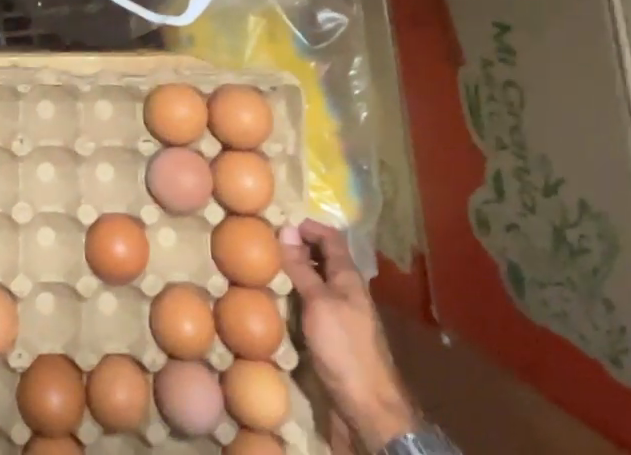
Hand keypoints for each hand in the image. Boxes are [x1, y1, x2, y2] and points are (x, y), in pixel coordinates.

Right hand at [279, 219, 419, 452]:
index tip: (277, 222)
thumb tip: (286, 229)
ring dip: (293, 274)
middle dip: (297, 248)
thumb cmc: (344, 349)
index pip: (331, 238)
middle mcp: (346, 292)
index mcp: (348, 278)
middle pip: (323, 260)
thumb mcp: (319, 303)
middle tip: (263, 245)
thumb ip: (302, 268)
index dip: (308, 226)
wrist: (367, 407)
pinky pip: (310, 308)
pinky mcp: (331, 338)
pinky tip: (275, 305)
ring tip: (263, 270)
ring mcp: (340, 316)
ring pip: (315, 284)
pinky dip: (293, 299)